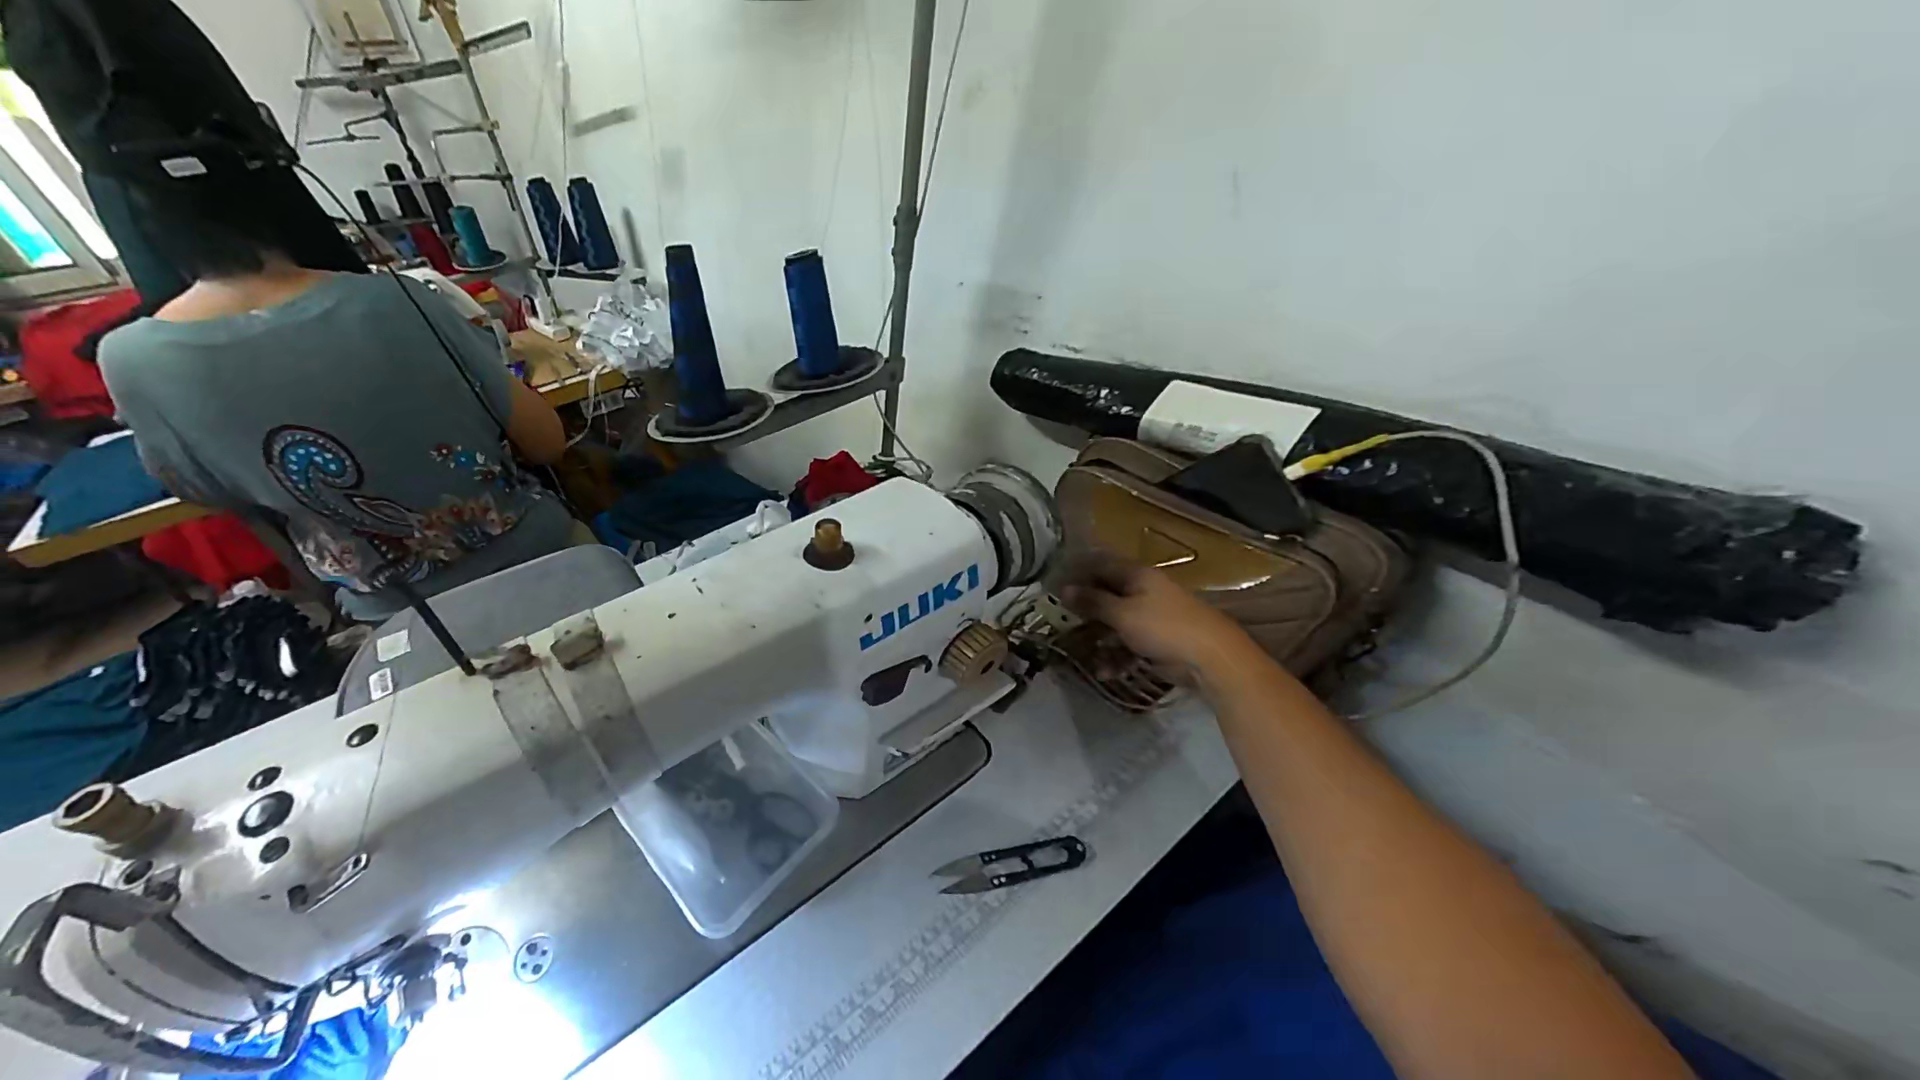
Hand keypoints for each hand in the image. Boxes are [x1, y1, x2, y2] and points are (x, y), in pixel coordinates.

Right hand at [1061, 554, 1254, 675]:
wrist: (1210, 657)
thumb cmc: (1163, 626)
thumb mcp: (1122, 613)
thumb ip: (1093, 601)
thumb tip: (1064, 588)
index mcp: (1136, 575)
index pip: (1100, 565)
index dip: (1076, 573)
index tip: (1052, 586)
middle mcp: (1142, 592)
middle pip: (1105, 596)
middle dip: (1083, 612)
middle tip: (1058, 624)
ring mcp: (1149, 617)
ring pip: (1113, 624)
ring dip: (1097, 640)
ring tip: (1081, 656)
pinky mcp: (1154, 642)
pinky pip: (1127, 645)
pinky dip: (1115, 657)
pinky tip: (1106, 672)